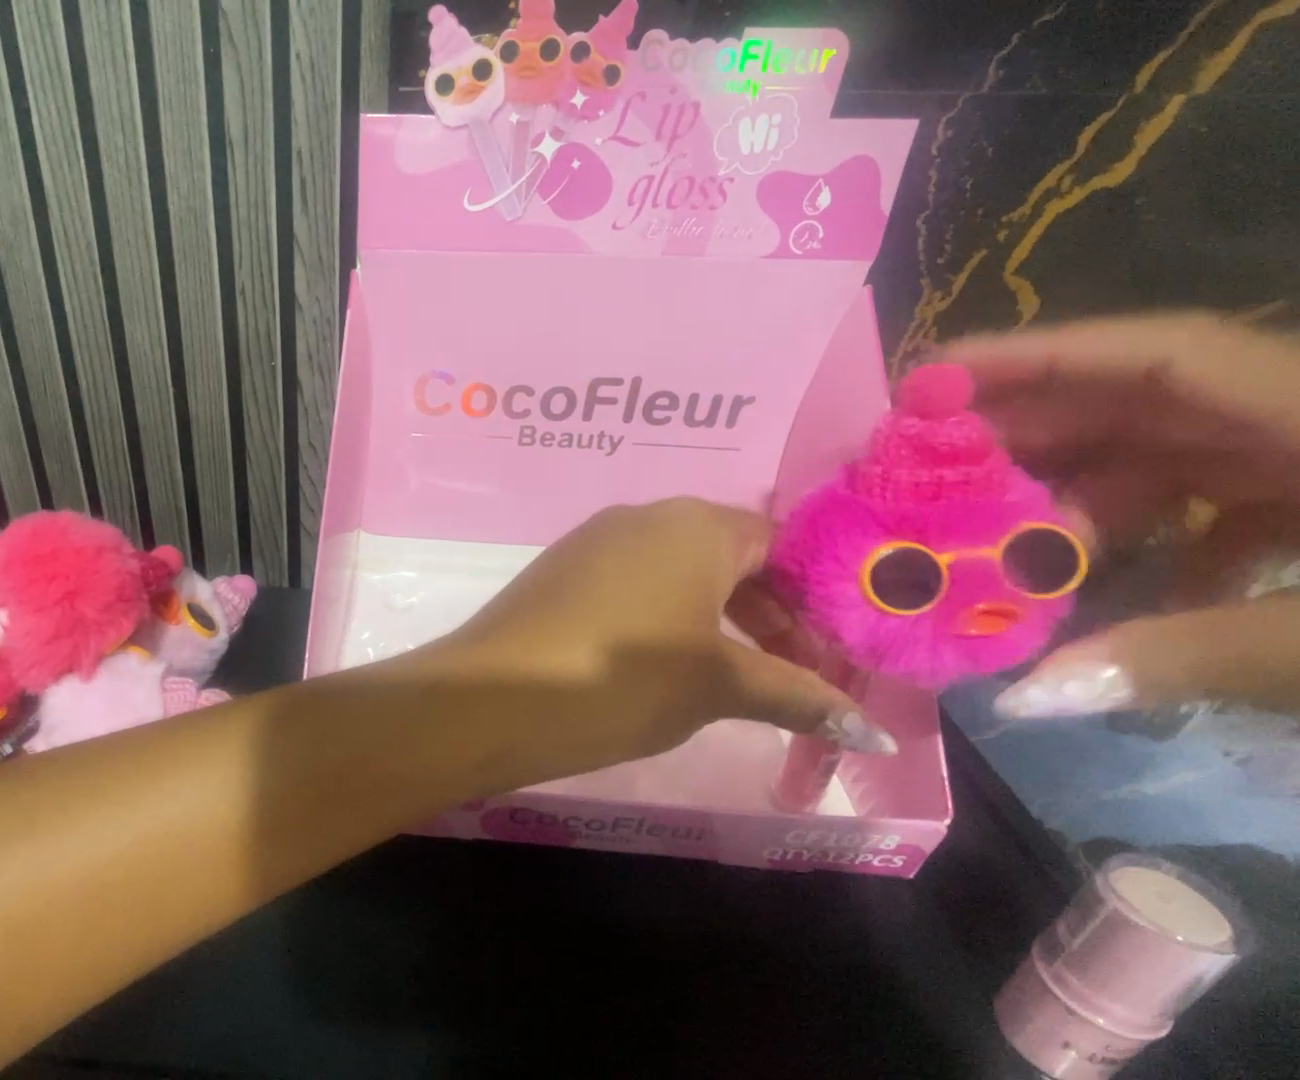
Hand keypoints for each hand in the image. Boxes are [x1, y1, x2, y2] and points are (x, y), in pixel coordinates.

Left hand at [419, 498, 887, 778]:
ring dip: (721, 623)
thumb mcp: (717, 686)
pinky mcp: (561, 574)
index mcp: (693, 525)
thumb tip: (874, 732)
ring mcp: (594, 543)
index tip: (834, 655)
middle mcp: (643, 518)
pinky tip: (670, 669)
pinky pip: (635, 587)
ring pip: (681, 574)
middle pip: (731, 558)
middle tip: (798, 677)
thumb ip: (797, 696)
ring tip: (742, 683)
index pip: (780, 546)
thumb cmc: (620, 678)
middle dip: (771, 616)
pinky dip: (667, 621)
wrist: (492, 698)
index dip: (815, 601)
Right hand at [942, 312, 1299, 715]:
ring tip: (1007, 554)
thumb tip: (1023, 697)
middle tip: (926, 477)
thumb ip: (1186, 655)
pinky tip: (1129, 598)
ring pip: (1168, 457)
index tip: (928, 380)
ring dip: (1082, 501)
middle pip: (1139, 403)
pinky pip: (1217, 506)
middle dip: (1028, 436)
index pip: (1156, 355)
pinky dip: (1158, 544)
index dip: (1035, 356)